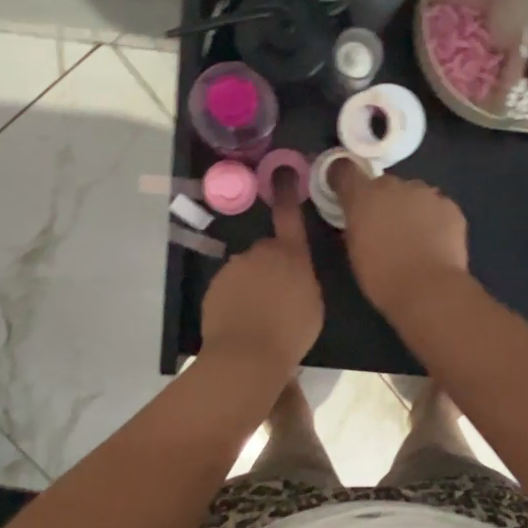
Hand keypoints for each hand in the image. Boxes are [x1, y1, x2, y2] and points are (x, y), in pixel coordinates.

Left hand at [199, 198, 322, 375]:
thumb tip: (292, 275)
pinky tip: (242, 322)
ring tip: (260, 317)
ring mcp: (233, 268)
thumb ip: (303, 280)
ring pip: (247, 270)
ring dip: (253, 285)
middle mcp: (260, 253)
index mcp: (291, 255)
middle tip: (279, 298)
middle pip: (267, 251)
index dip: (286, 194)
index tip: (283, 172)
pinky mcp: (215, 286)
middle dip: (271, 267)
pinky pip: (230, 287)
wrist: (247, 355)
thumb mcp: (313, 304)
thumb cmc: (290, 333)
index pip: (289, 217)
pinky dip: (236, 299)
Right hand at [331, 162, 470, 315]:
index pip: (345, 170)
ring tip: (415, 237)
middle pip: (384, 185)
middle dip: (383, 201)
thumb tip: (361, 218)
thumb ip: (356, 225)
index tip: (343, 191)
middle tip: (386, 228)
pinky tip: (435, 242)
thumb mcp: (356, 251)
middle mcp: (394, 186)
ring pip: (413, 194)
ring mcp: (426, 194)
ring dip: (410, 208)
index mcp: (363, 197)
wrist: (428, 290)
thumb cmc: (382, 278)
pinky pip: (437, 207)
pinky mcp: (450, 207)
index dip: (343, 178)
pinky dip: (434, 219)